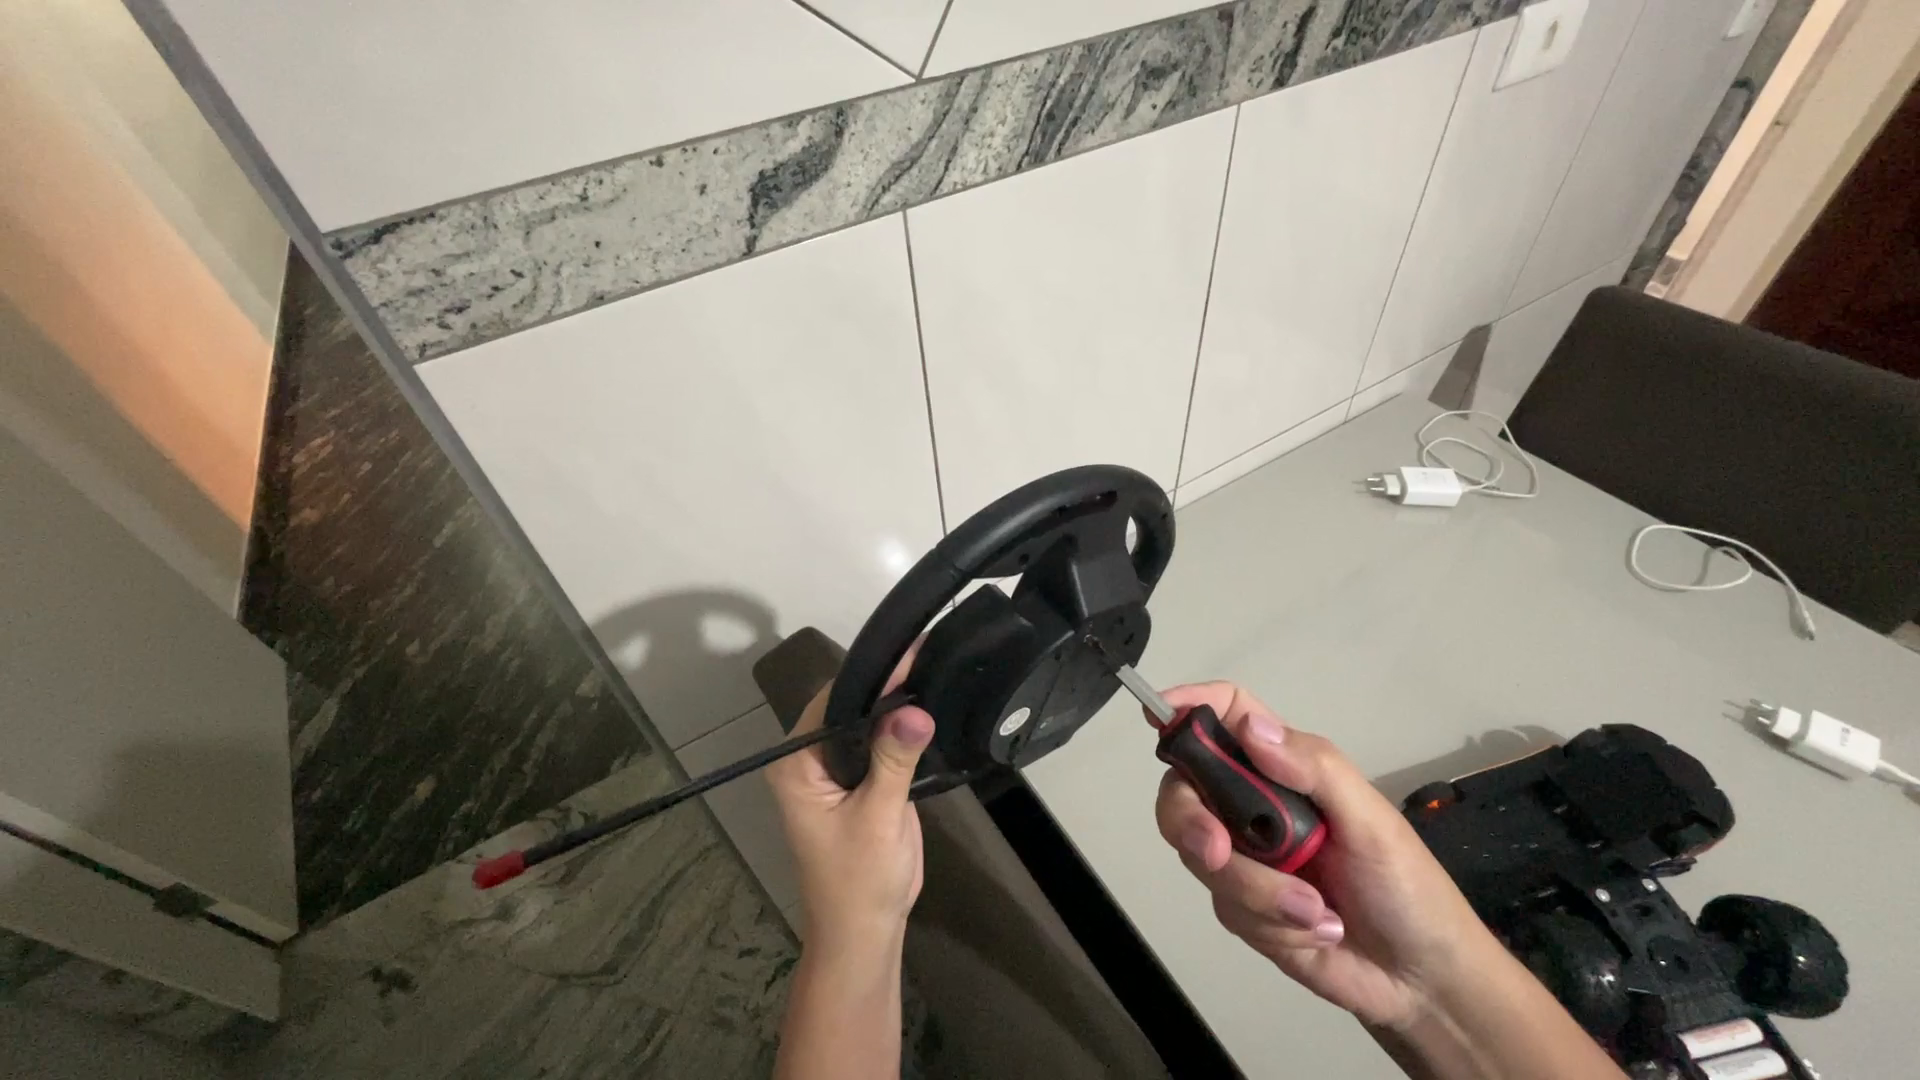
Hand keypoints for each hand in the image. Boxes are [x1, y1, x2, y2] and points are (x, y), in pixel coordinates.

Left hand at [766, 669, 934, 951]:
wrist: (865, 932)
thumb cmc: (859, 881)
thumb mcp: (877, 818)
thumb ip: (893, 761)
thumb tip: (914, 710)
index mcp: (797, 764)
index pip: (832, 702)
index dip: (871, 677)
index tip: (910, 653)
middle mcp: (809, 759)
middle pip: (848, 706)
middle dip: (885, 686)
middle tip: (929, 656)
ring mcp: (834, 769)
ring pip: (865, 722)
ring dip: (895, 705)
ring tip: (934, 671)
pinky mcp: (859, 780)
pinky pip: (878, 742)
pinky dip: (900, 729)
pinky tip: (928, 708)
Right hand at [1153, 682, 1492, 1032]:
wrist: (1423, 982)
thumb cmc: (1408, 887)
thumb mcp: (1372, 821)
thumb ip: (1314, 768)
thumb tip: (1251, 728)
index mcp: (1284, 766)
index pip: (1226, 716)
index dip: (1189, 705)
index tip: (1157, 715)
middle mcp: (1252, 803)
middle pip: (1183, 788)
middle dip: (1190, 821)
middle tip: (1215, 852)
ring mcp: (1244, 855)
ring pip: (1201, 855)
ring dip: (1256, 890)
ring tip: (1314, 913)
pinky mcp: (1242, 906)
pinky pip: (1227, 906)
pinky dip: (1272, 923)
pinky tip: (1317, 932)